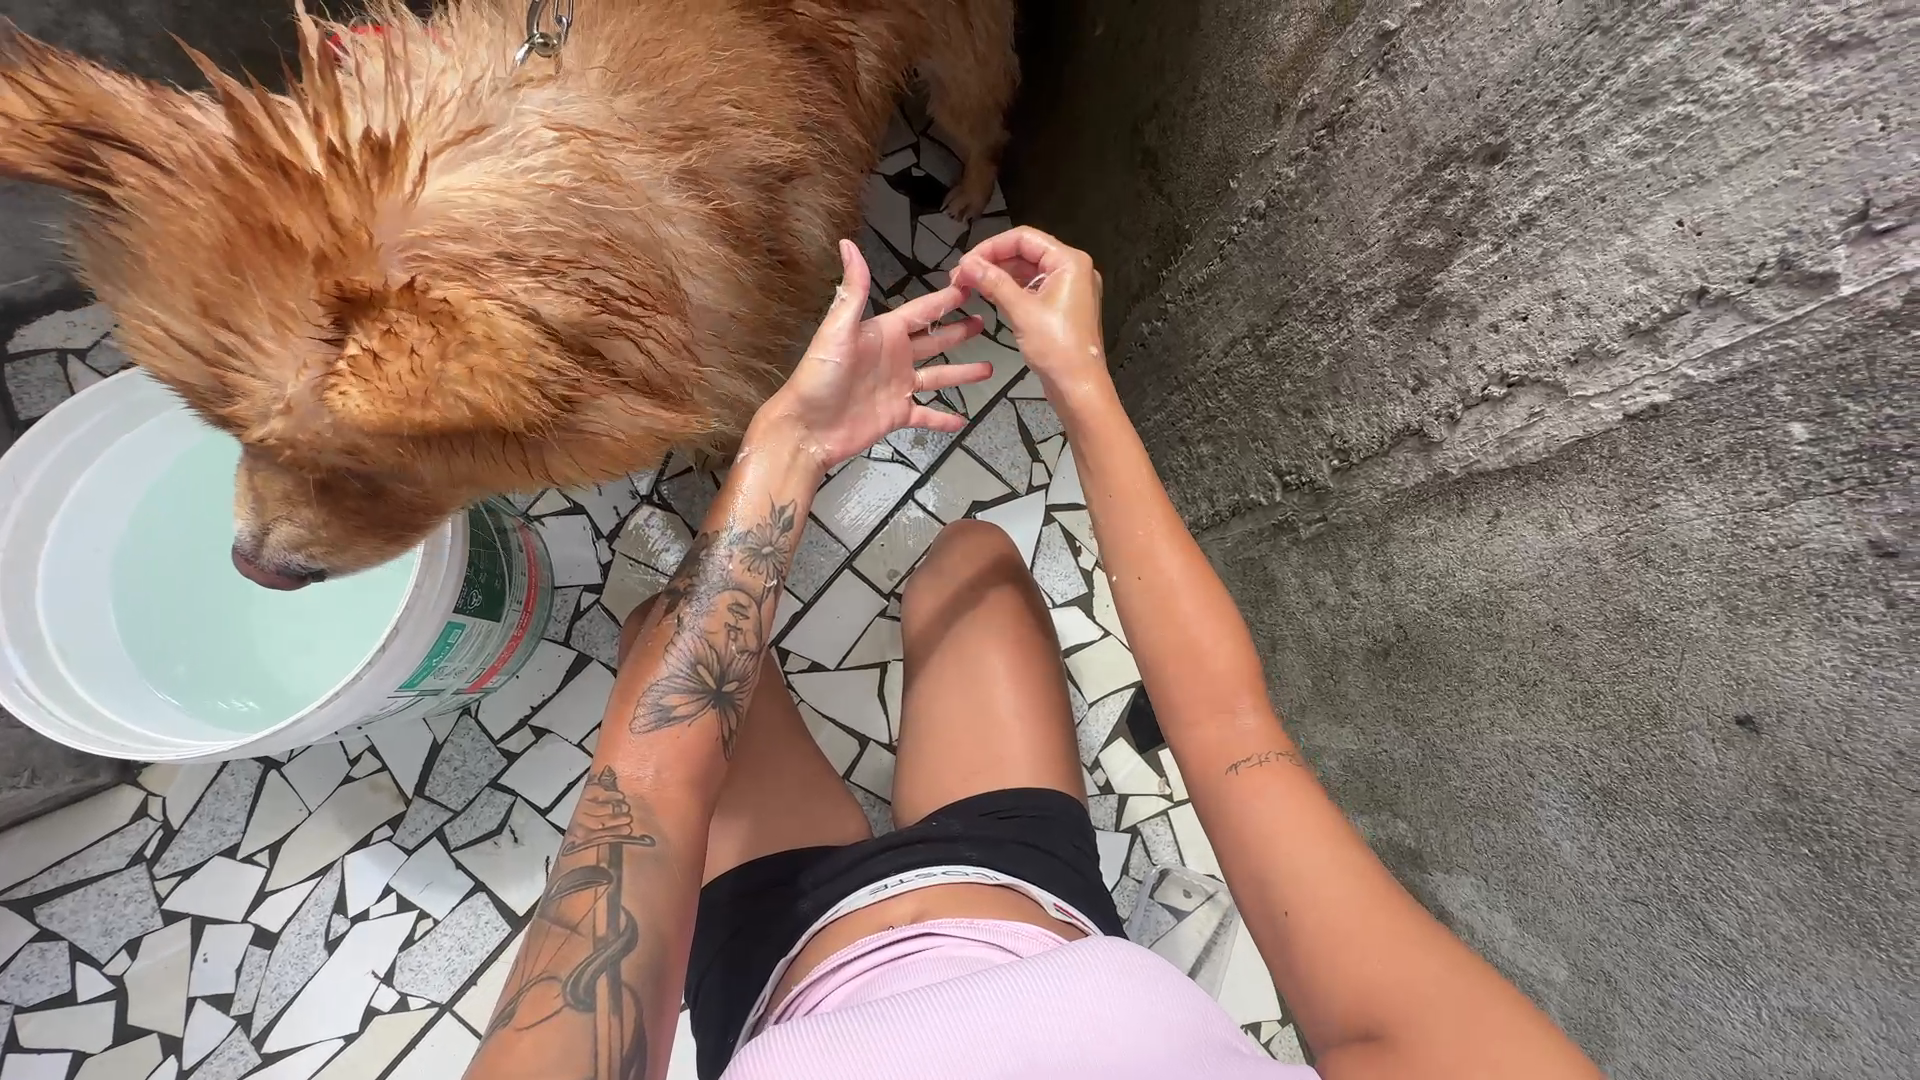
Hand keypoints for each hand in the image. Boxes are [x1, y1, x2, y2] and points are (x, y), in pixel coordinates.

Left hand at [765, 240, 992, 468]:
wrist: (807, 427)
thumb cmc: (819, 377)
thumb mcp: (837, 330)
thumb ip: (854, 290)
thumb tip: (848, 244)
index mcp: (883, 333)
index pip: (921, 312)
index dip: (944, 301)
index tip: (969, 287)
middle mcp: (894, 358)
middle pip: (934, 342)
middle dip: (958, 332)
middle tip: (984, 323)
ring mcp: (896, 388)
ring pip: (937, 377)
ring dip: (961, 373)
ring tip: (988, 368)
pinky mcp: (896, 415)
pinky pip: (926, 415)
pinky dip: (943, 418)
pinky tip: (963, 420)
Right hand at [951, 226, 1108, 397]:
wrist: (1078, 386)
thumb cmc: (1057, 348)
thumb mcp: (1021, 311)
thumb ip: (993, 283)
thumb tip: (967, 264)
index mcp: (1070, 262)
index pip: (1024, 238)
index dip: (991, 247)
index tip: (966, 262)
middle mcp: (1073, 270)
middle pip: (1026, 253)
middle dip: (992, 262)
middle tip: (962, 276)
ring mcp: (1069, 290)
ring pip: (1028, 272)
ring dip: (1000, 277)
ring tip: (970, 286)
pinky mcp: (1062, 308)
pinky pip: (1034, 290)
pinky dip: (1012, 291)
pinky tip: (990, 296)